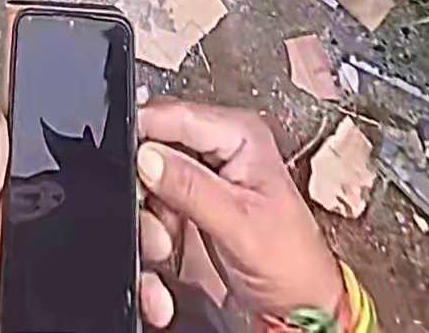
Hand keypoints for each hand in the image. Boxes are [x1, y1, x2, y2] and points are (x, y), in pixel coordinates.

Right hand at [135, 100, 345, 328]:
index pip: (173, 115)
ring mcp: (202, 169)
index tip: (125, 164)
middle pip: (154, 142)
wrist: (303, 313)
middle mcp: (216, 143)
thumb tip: (146, 155)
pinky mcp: (190, 195)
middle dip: (145, 182)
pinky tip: (164, 249)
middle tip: (150, 215)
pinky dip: (152, 222)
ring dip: (148, 210)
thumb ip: (190, 187)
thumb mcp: (241, 226)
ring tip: (163, 244)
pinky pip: (154, 197)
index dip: (143, 135)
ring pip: (148, 173)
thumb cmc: (292, 266)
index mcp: (236, 133)